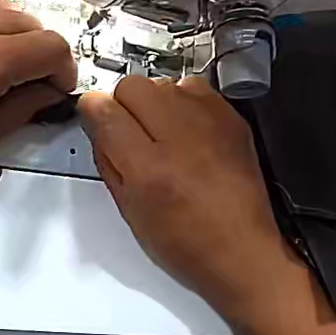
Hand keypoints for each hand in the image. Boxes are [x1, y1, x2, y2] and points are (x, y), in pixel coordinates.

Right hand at [78, 75, 318, 329]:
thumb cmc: (186, 242)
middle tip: (128, 130)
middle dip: (122, 103)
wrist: (243, 253)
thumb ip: (107, 159)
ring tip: (159, 131)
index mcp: (147, 167)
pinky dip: (182, 102)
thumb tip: (97, 123)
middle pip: (131, 86)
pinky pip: (193, 87)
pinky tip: (184, 128)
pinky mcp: (232, 119)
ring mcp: (210, 123)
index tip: (94, 119)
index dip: (92, 111)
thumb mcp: (128, 208)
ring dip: (152, 101)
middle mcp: (179, 137)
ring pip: (161, 82)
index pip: (102, 108)